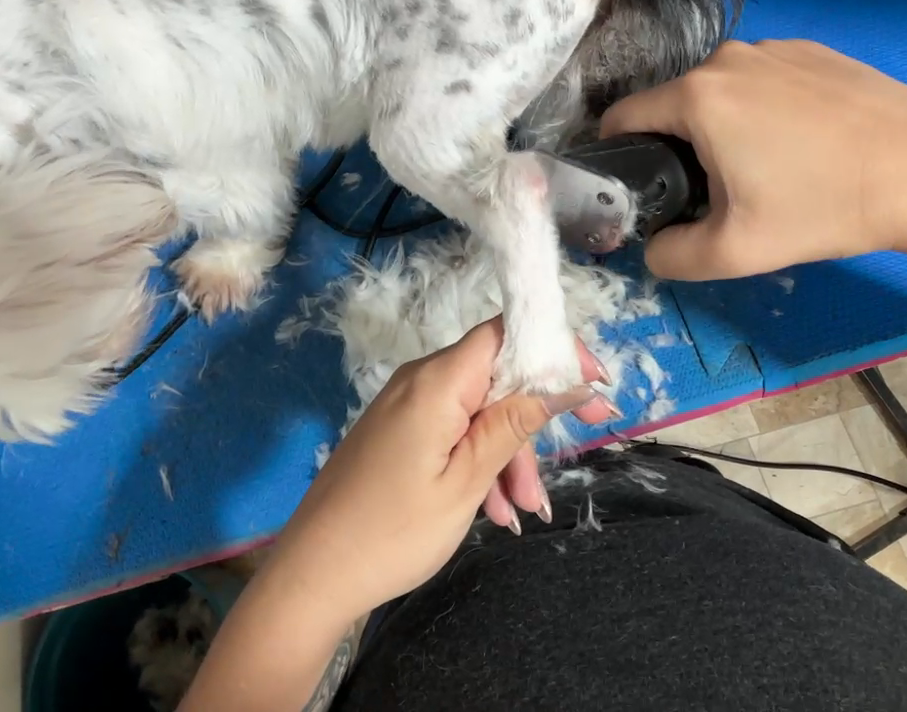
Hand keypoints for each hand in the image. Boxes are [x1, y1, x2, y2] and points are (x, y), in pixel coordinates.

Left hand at [260, 319, 600, 623]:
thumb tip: (567, 384)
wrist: (314, 571)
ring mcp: (407, 405)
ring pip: (478, 410)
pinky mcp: (399, 430)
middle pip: (495, 377)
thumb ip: (515, 424)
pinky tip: (494, 511)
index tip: (592, 383)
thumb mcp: (466, 480)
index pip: (504, 334)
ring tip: (522, 511)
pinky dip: (478, 462)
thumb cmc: (393, 530)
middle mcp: (421, 380)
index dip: (552, 349)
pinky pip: (453, 430)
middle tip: (576, 453)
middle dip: (533, 419)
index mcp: (437, 381)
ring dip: (508, 454)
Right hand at [600, 39, 906, 279]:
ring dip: (720, 126)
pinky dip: (763, 108)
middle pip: (672, 104)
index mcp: (696, 96)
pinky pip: (762, 79)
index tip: (637, 186)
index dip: (618, 153)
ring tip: (764, 167)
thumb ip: (669, 256)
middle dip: (676, 145)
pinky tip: (803, 142)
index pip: (623, 116)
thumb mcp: (734, 252)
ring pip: (719, 91)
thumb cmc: (824, 207)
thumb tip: (651, 248)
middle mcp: (727, 58)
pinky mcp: (814, 49)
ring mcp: (775, 47)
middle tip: (713, 190)